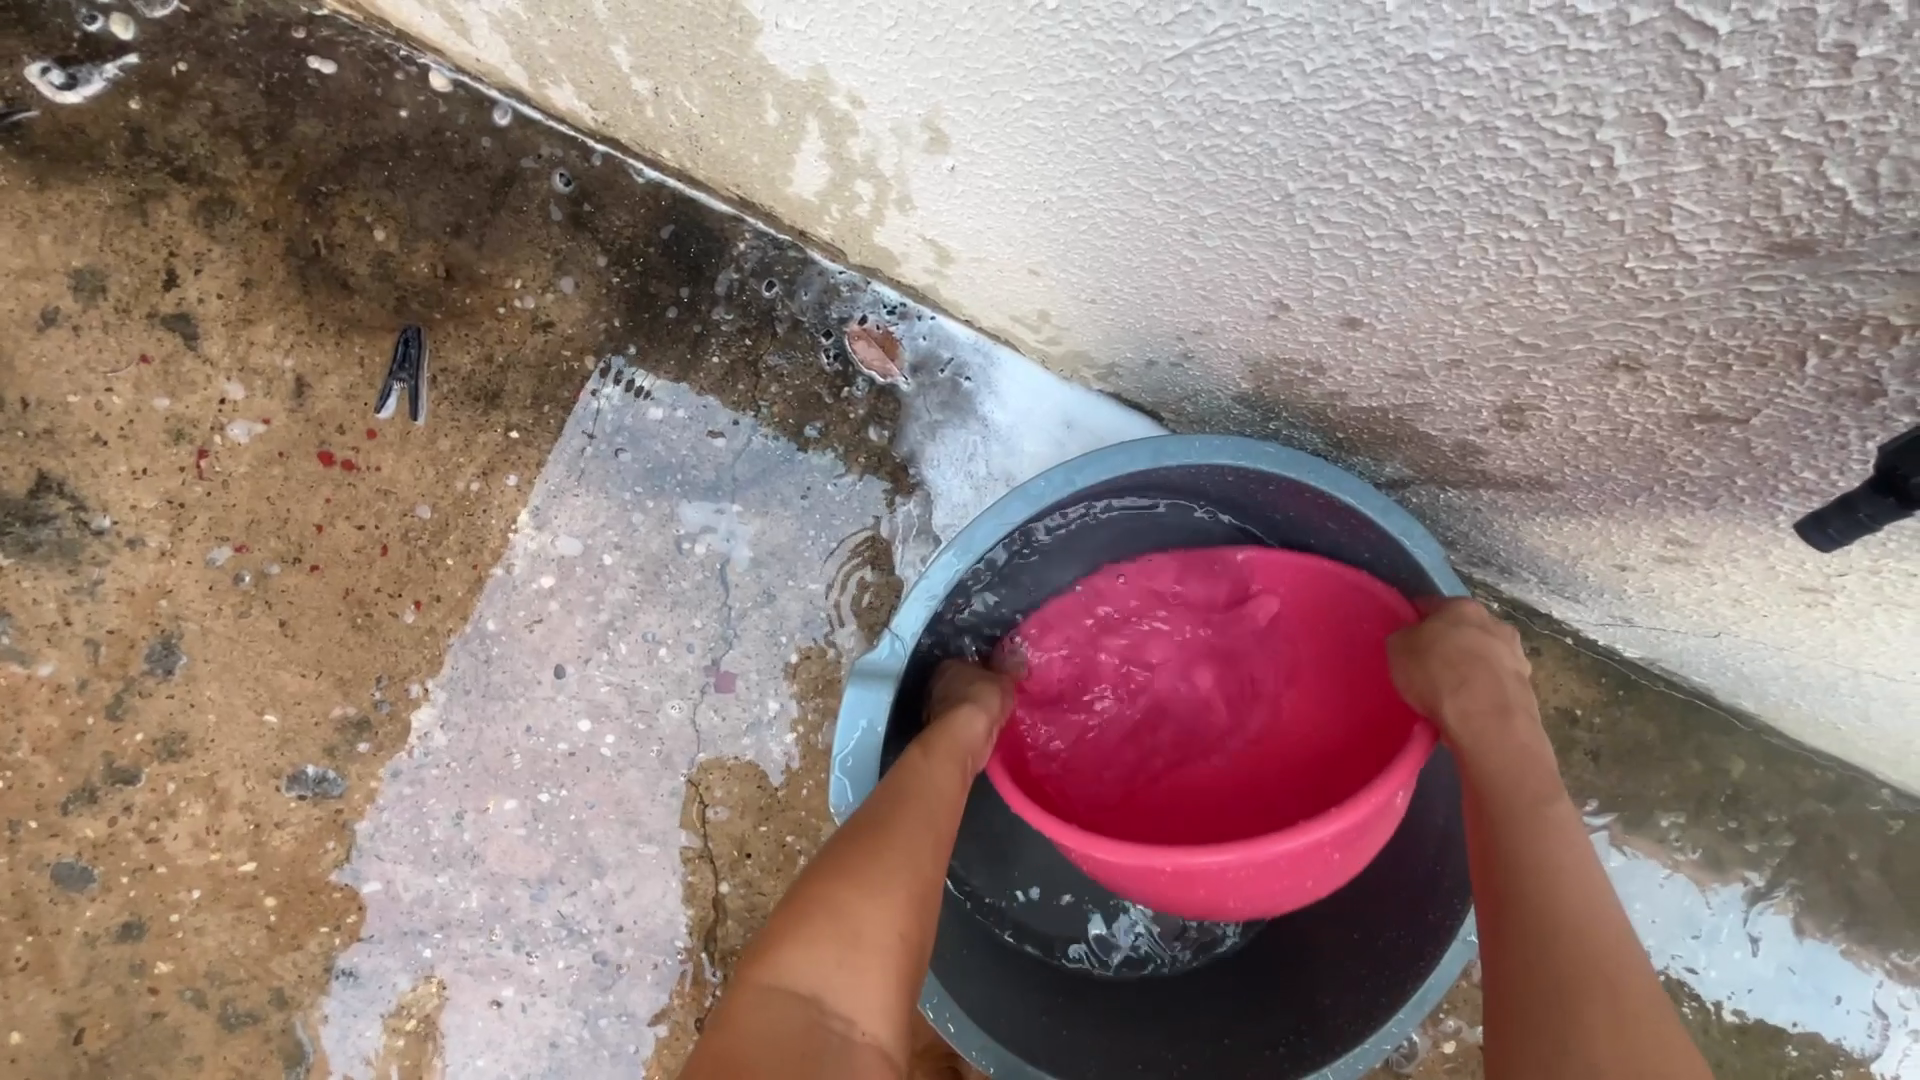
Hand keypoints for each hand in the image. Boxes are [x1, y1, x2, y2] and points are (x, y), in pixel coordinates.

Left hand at [920, 659, 1016, 776]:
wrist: (965, 735)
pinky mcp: (944, 730)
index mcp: (949, 664)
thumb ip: (1008, 671)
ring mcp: (938, 709)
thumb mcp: (1004, 679)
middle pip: (966, 685)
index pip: (972, 663)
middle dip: (981, 691)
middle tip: (1003, 698)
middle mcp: (939, 684)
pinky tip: (989, 730)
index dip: (989, 670)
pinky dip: (974, 727)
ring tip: (999, 717)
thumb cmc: (983, 698)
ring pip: (965, 706)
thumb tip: (1015, 663)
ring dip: (978, 711)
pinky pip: (965, 724)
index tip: (1003, 678)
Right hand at [1387, 598, 1539, 751]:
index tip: (1404, 638)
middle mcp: (1494, 622)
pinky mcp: (1527, 684)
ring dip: (1469, 665)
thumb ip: (1404, 636)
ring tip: (1449, 689)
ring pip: (1483, 654)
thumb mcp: (1397, 648)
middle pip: (1463, 628)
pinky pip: (1494, 681)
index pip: (1430, 604)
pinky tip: (1467, 705)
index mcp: (1461, 606)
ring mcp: (1516, 653)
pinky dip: (1482, 688)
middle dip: (1447, 642)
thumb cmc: (1435, 672)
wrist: (1486, 717)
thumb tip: (1413, 639)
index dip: (1414, 620)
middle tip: (1428, 663)